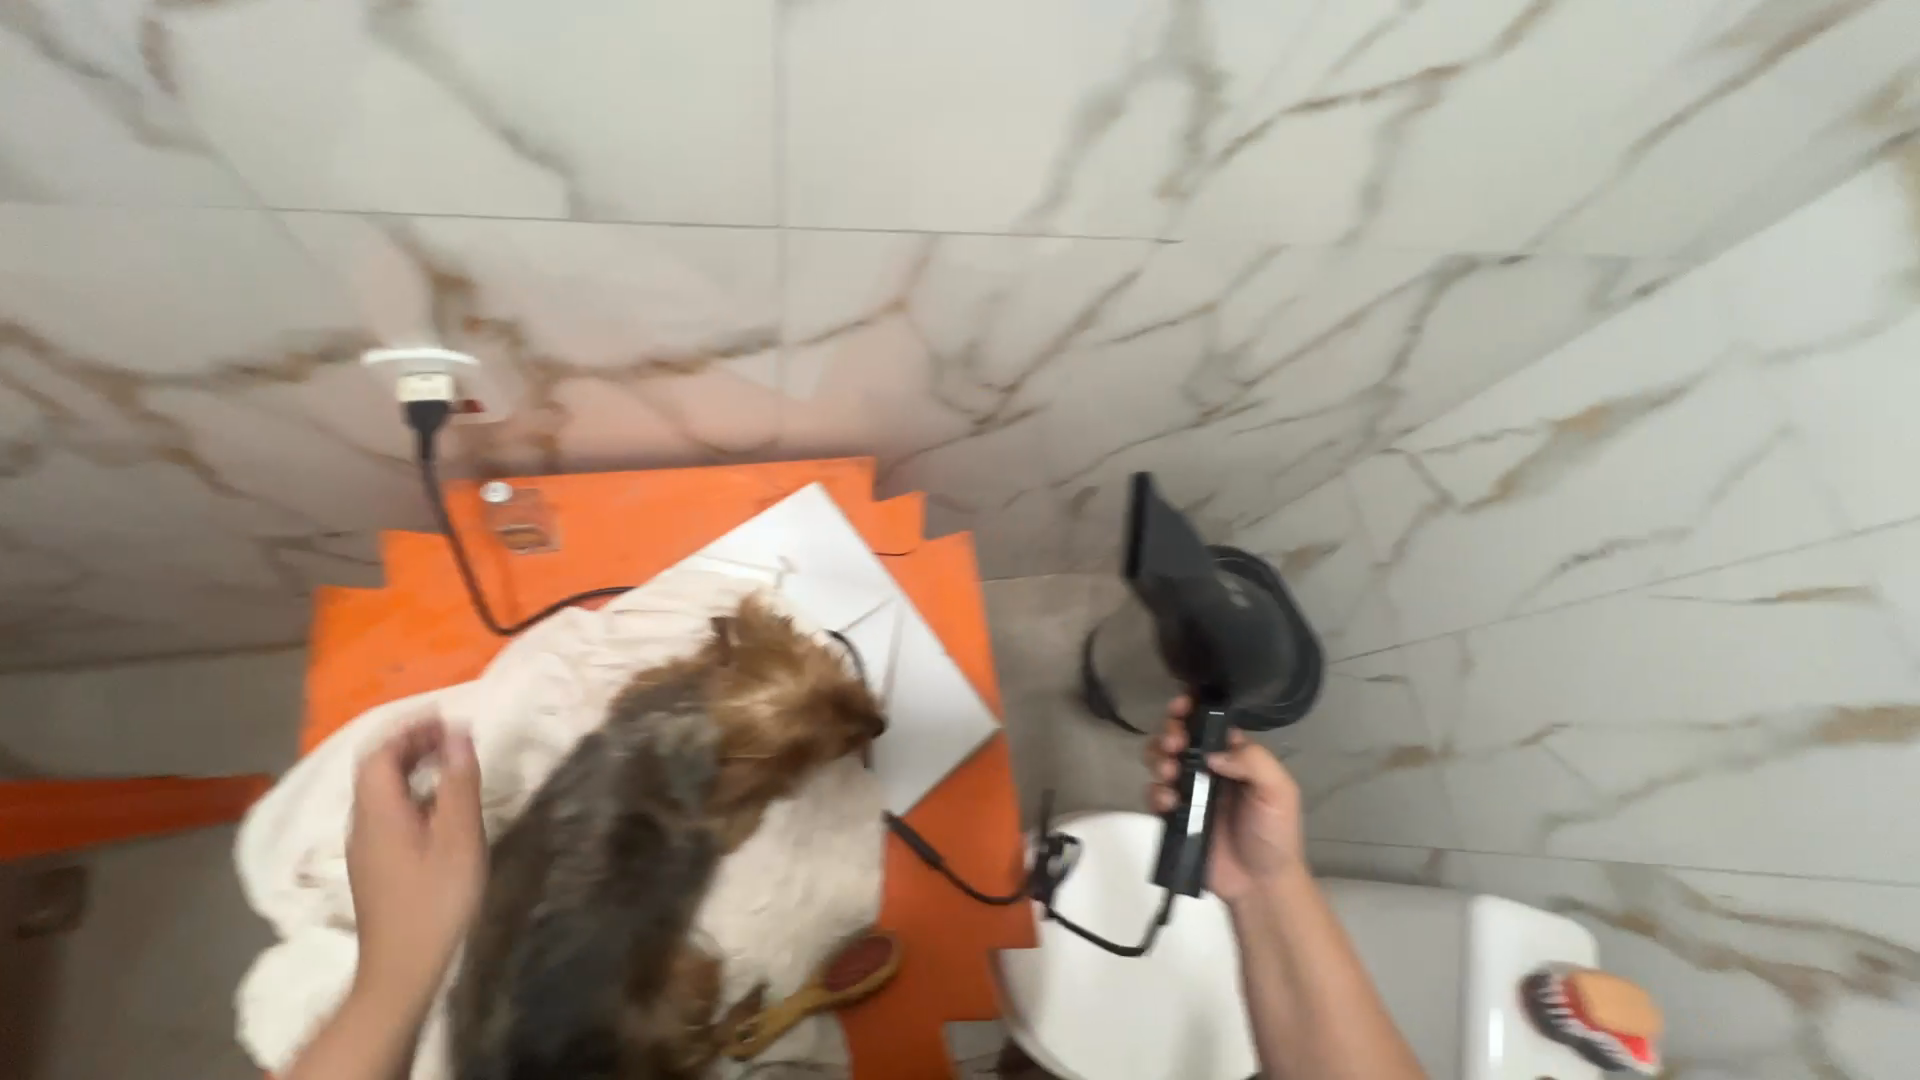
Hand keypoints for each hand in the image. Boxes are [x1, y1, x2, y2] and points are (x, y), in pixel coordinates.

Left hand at [346, 719, 486, 1008]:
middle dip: (410, 742)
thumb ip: (459, 783)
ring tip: (450, 757)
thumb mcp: (458, 836)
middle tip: (453, 732)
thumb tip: (459, 734)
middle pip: (375, 769)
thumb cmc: (436, 897)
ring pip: (379, 790)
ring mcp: (365, 845)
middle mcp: (362, 824)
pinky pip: (386, 808)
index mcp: (378, 813)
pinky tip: (439, 800)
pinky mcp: (375, 862)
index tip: (446, 715)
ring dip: (410, 764)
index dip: (409, 728)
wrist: (403, 966)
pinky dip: (411, 788)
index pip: (379, 754)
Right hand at [1144, 697, 1304, 900]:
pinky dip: (1154, 792)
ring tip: (1169, 773)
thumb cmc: (1274, 833)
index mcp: (1232, 755)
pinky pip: (1152, 794)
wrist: (1260, 884)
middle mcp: (1206, 768)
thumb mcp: (1279, 791)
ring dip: (1158, 758)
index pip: (1207, 722)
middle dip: (1169, 733)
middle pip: (1177, 735)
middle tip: (1174, 745)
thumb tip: (1212, 753)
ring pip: (1159, 759)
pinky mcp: (1172, 815)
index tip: (1180, 707)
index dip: (1190, 709)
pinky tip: (1168, 802)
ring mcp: (1187, 790)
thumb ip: (1253, 761)